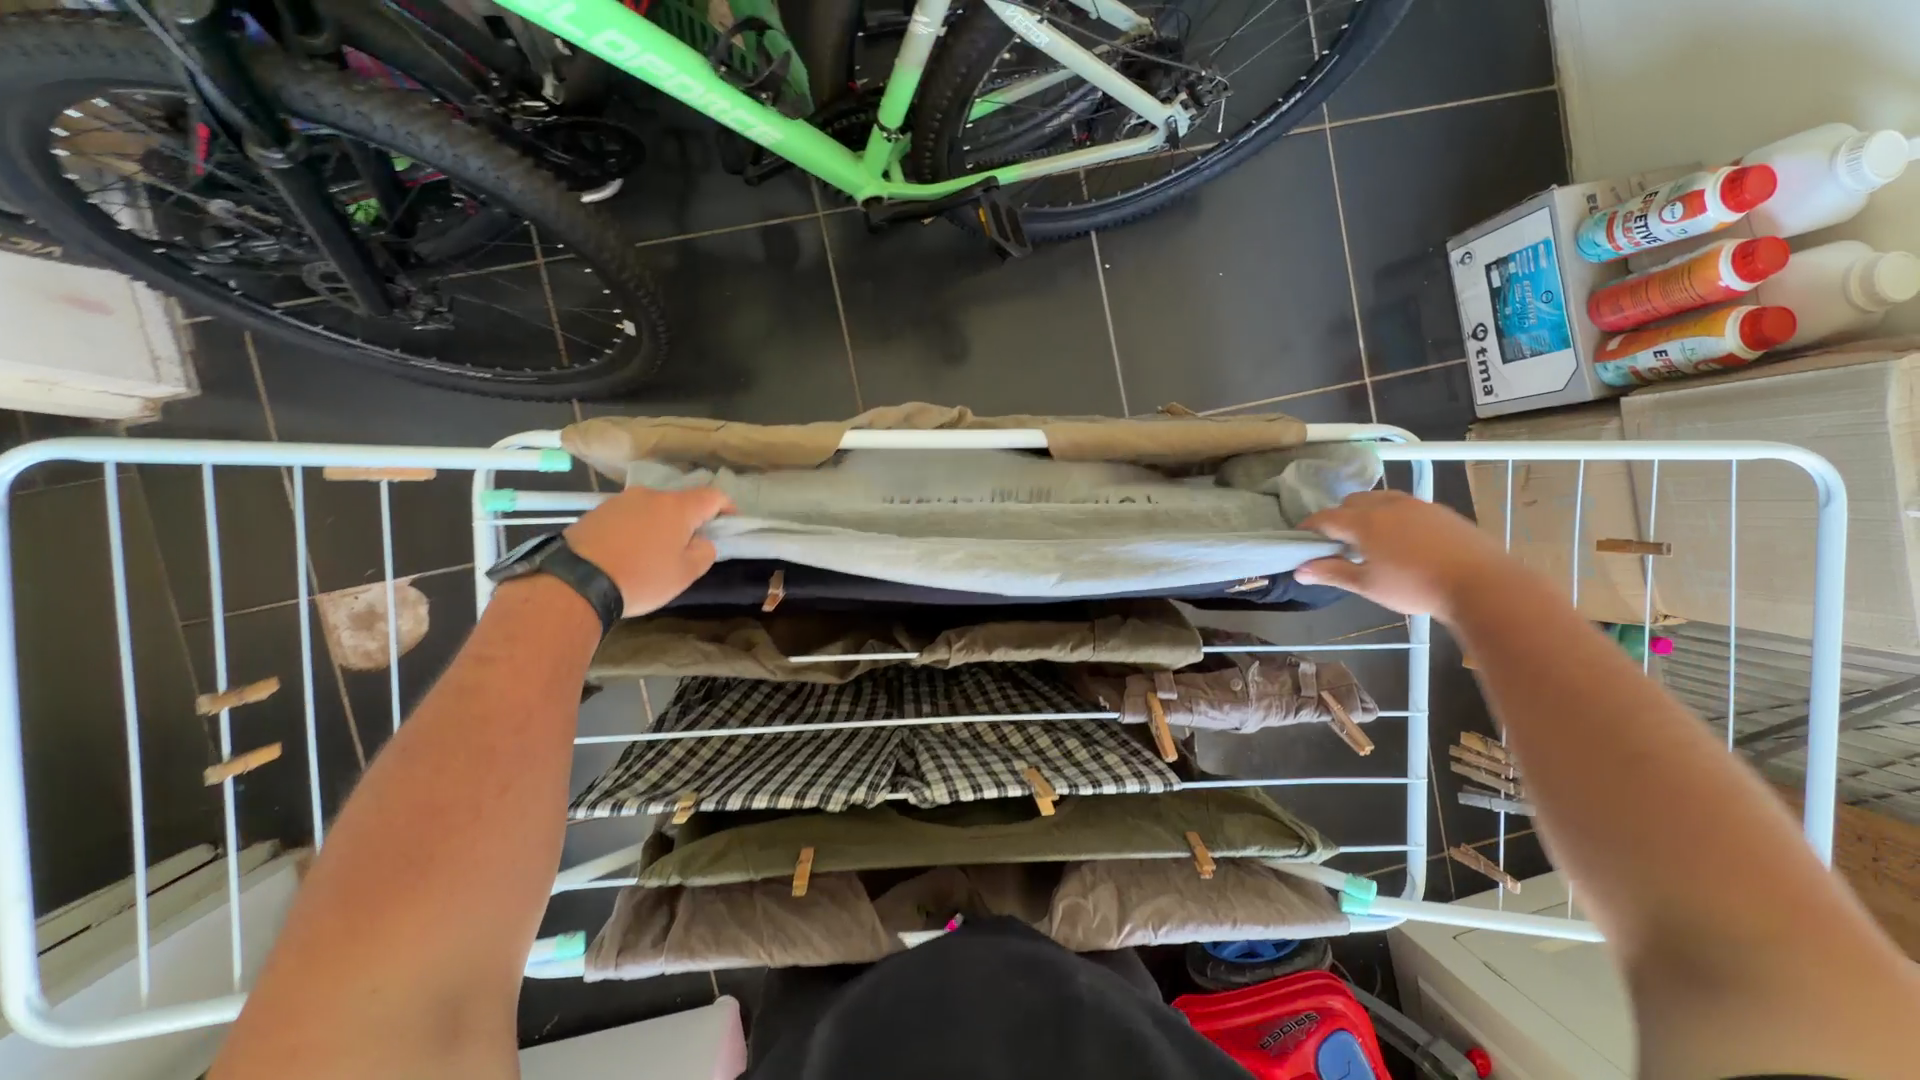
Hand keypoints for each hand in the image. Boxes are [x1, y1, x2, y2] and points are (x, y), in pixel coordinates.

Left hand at [564, 486, 733, 616]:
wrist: (575, 581)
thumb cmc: (640, 577)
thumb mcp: (684, 574)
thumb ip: (704, 553)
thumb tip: (703, 541)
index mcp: (677, 507)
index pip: (713, 496)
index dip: (727, 507)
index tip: (731, 523)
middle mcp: (650, 495)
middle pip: (679, 503)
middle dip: (688, 521)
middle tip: (687, 547)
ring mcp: (620, 501)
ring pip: (651, 509)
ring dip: (658, 526)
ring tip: (651, 554)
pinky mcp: (596, 512)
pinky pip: (627, 517)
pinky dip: (634, 531)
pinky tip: (626, 554)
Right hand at [1294, 490, 1513, 619]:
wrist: (1482, 583)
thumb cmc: (1416, 586)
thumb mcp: (1368, 584)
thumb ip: (1332, 573)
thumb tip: (1298, 570)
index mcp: (1364, 521)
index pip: (1325, 518)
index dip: (1309, 528)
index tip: (1300, 540)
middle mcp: (1388, 504)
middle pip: (1352, 502)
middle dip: (1339, 518)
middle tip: (1338, 544)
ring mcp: (1417, 504)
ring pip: (1381, 500)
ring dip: (1367, 514)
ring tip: (1371, 540)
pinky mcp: (1441, 511)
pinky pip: (1406, 506)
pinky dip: (1393, 517)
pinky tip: (1404, 541)